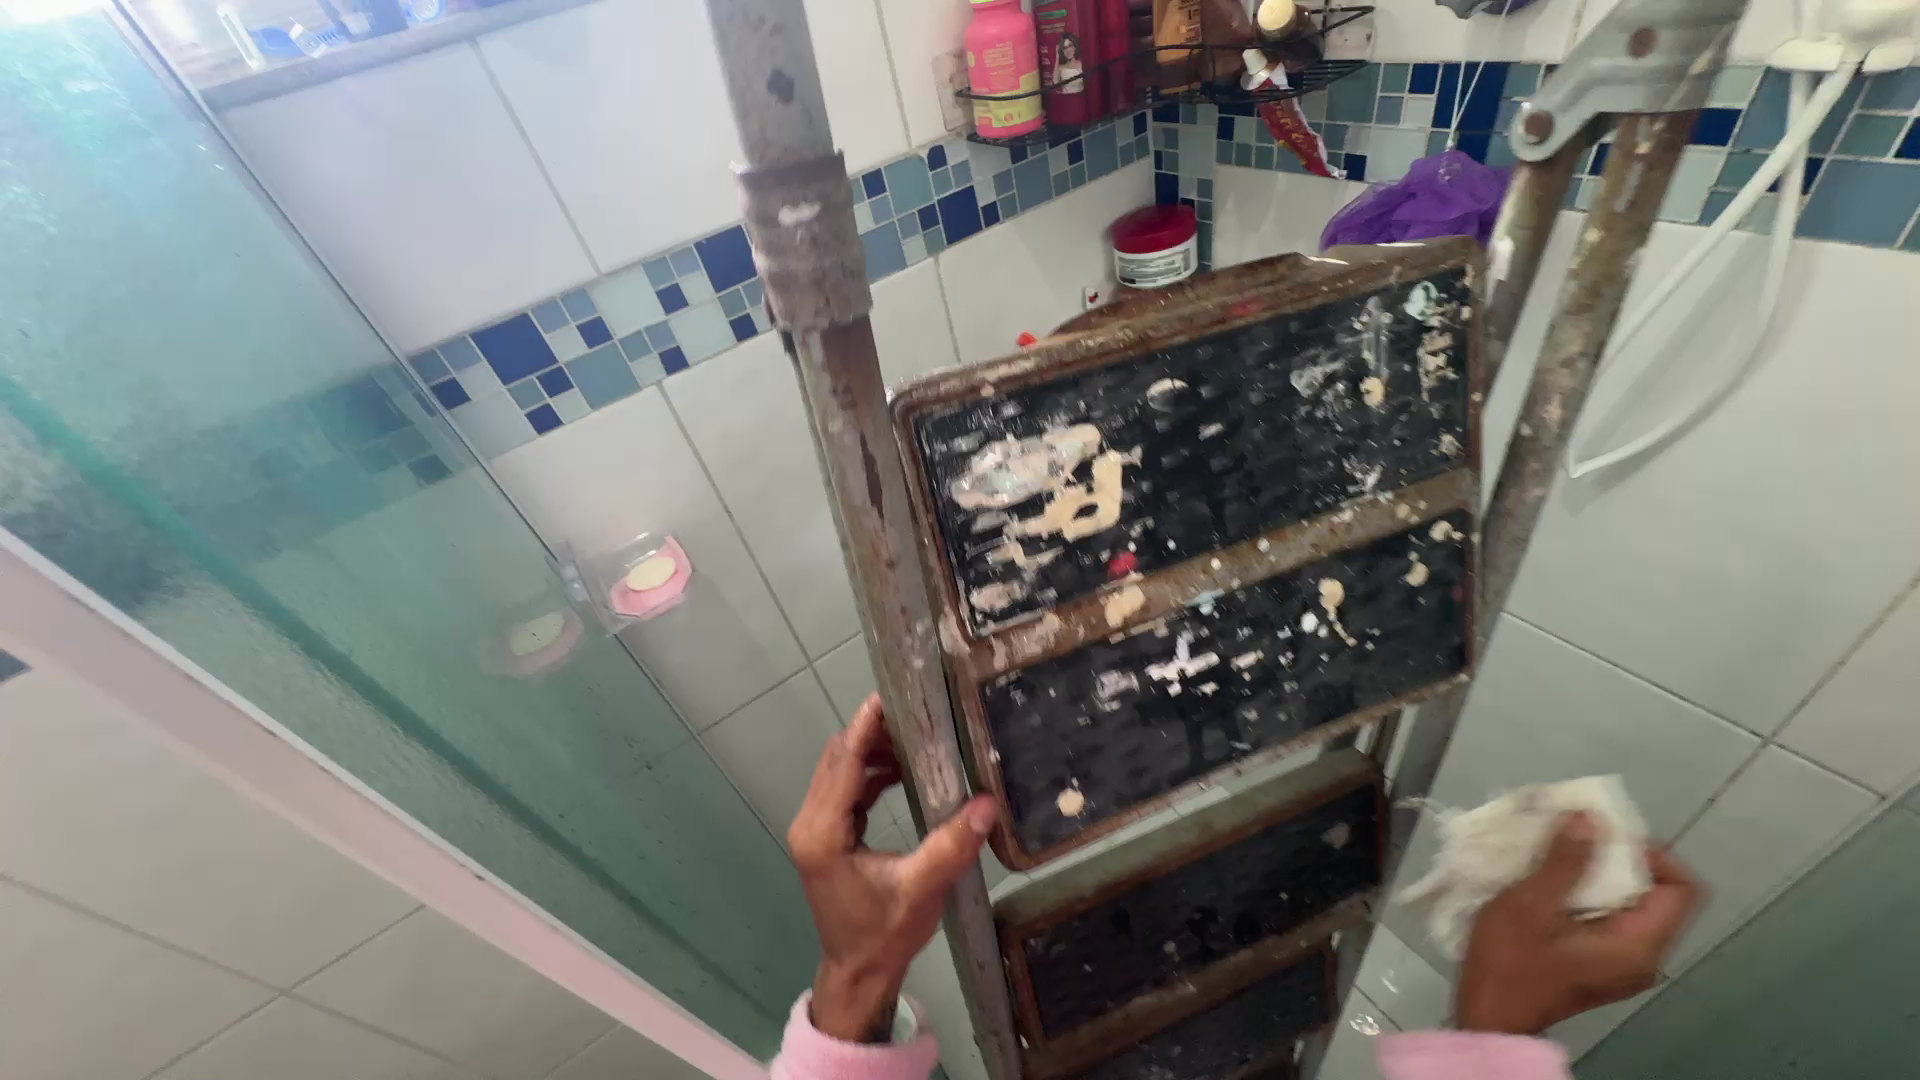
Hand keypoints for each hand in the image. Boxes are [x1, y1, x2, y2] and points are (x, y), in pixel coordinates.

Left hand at [788, 693, 997, 1042]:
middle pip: (837, 759)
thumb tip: (987, 804)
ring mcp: (814, 828)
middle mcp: (809, 823)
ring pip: (839, 770)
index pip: (843, 762)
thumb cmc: (885, 934)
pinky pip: (845, 787)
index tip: (888, 695)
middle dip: (872, 733)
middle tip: (914, 712)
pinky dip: (869, 772)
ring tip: (914, 738)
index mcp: (822, 833)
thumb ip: (951, 846)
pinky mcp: (825, 835)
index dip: (865, 727)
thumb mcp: (921, 890)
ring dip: (872, 751)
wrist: (859, 974)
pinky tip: (901, 769)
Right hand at [1455, 812, 1701, 1035]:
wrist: (1489, 1011)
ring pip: (1627, 905)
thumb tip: (1589, 819)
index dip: (1650, 853)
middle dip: (1613, 856)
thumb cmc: (1510, 959)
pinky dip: (1583, 892)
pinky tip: (1546, 882)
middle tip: (1568, 833)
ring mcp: (1621, 963)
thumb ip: (1563, 862)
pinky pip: (1607, 917)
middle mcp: (1643, 956)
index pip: (1680, 889)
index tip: (1599, 832)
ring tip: (1551, 851)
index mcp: (1638, 945)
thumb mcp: (1530, 904)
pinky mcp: (1598, 963)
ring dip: (1594, 872)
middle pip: (1653, 894)